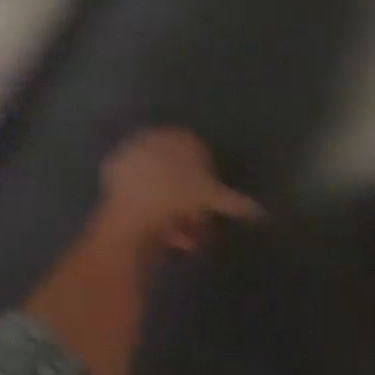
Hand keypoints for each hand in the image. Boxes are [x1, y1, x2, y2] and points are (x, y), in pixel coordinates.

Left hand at [99, 129, 262, 251]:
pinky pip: (137, 194)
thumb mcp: (212, 198)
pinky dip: (149, 212)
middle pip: (176, 171)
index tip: (210, 206)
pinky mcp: (112, 173)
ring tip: (181, 237)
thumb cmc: (178, 196)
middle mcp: (153, 139)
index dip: (207, 181)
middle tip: (198, 225)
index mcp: (177, 137)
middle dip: (189, 201)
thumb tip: (261, 212)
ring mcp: (130, 153)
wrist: (132, 206)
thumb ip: (236, 202)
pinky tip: (157, 233)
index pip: (198, 153)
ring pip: (158, 186)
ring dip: (172, 212)